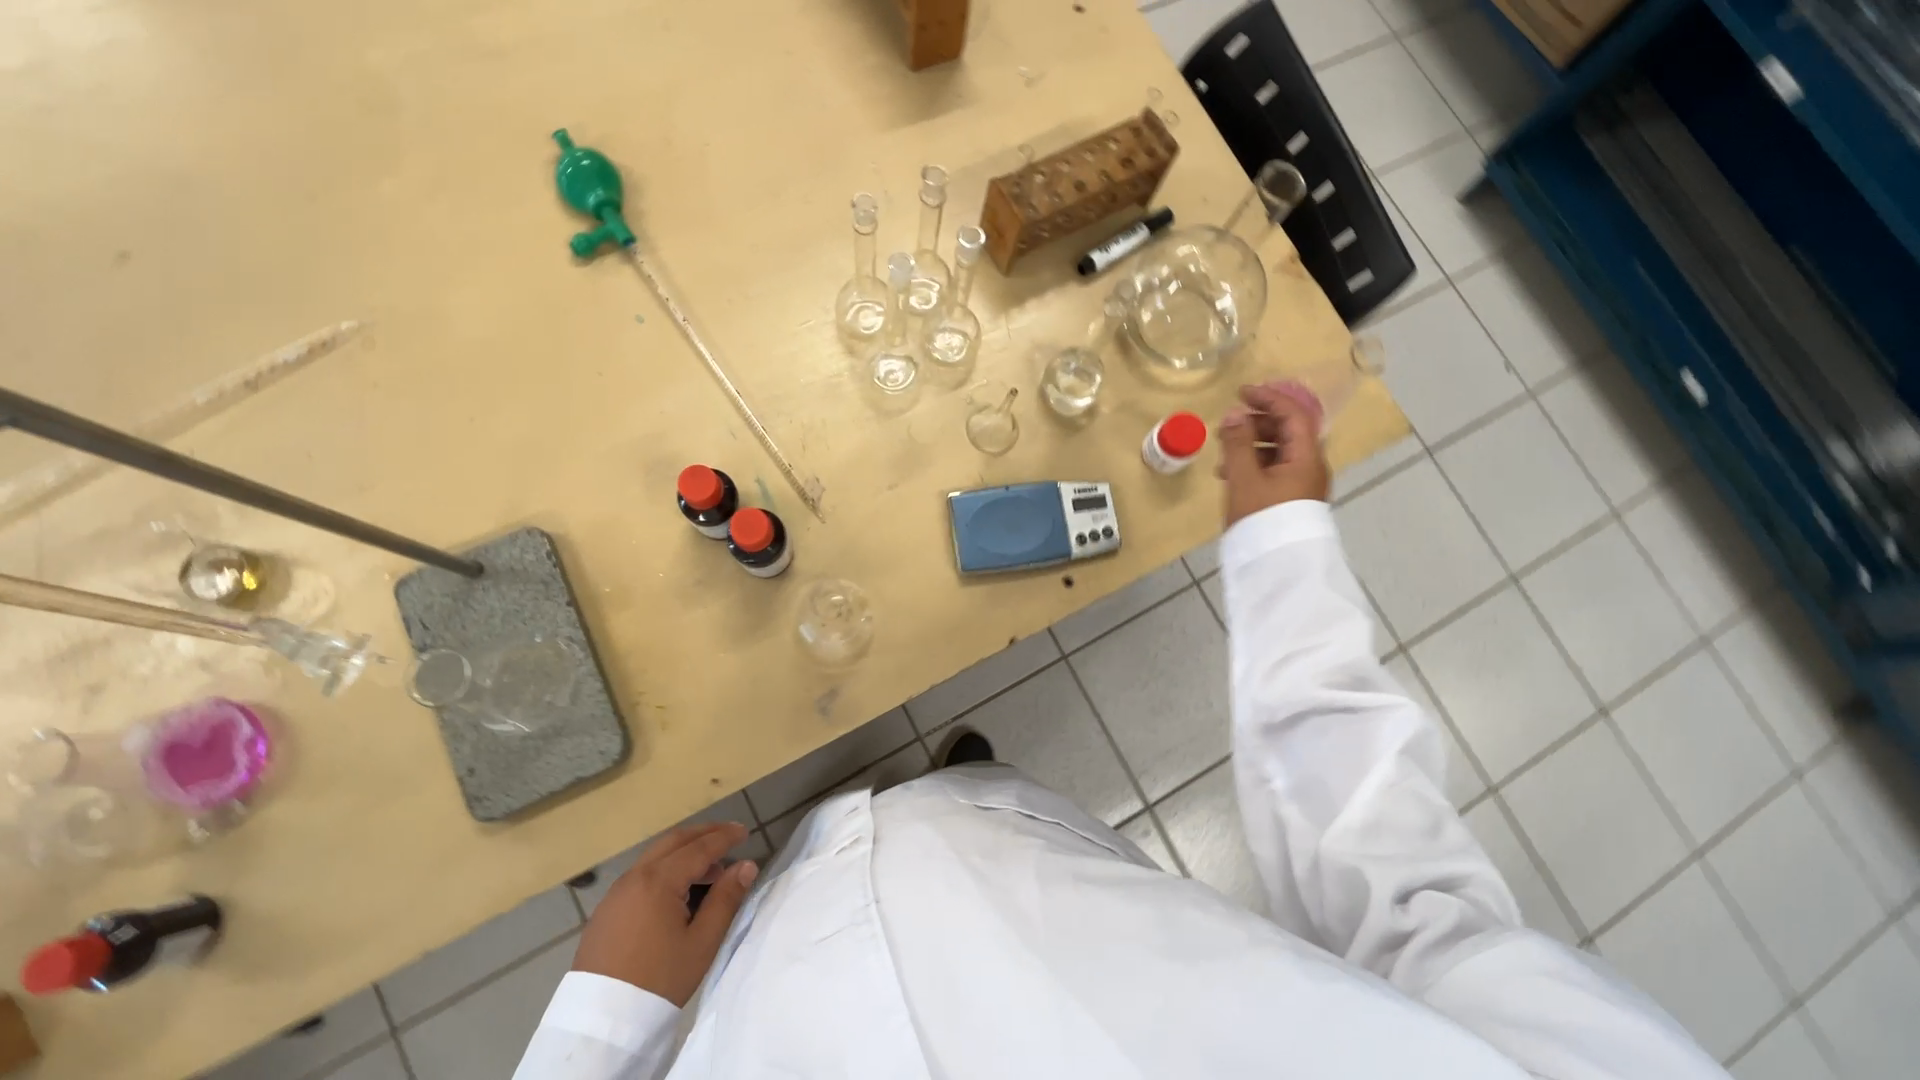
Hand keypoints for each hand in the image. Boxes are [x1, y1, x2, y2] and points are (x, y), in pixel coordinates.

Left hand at [572, 822, 759, 1006]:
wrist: (603, 1019)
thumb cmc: (660, 978)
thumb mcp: (702, 941)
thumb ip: (726, 899)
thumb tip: (746, 866)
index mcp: (658, 880)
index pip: (698, 848)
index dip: (724, 838)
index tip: (744, 831)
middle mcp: (634, 877)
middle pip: (673, 842)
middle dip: (703, 835)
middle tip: (728, 836)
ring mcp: (615, 893)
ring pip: (654, 857)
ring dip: (683, 853)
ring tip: (710, 869)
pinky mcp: (606, 911)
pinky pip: (640, 875)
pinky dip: (665, 869)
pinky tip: (678, 891)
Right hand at [1220, 380, 1330, 528]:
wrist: (1277, 567)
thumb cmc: (1261, 517)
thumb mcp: (1244, 478)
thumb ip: (1237, 443)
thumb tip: (1233, 414)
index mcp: (1306, 456)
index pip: (1293, 413)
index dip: (1268, 397)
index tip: (1241, 393)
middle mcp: (1311, 466)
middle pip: (1289, 430)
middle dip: (1258, 421)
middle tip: (1229, 425)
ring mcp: (1303, 484)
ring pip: (1280, 450)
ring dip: (1253, 443)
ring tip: (1225, 454)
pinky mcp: (1292, 499)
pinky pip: (1276, 469)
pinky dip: (1255, 462)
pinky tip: (1232, 473)